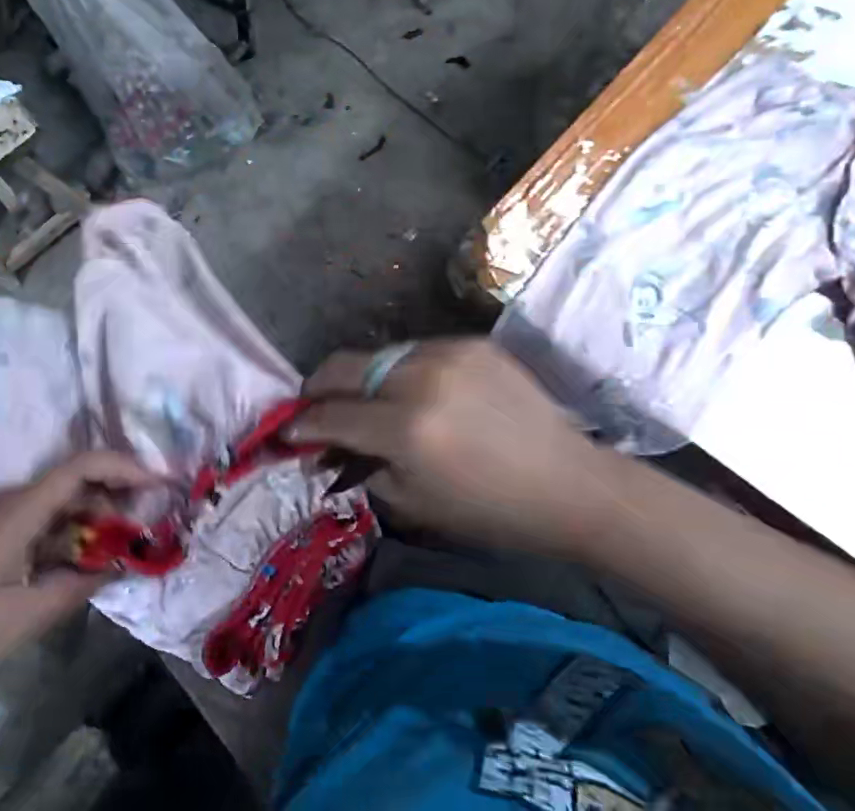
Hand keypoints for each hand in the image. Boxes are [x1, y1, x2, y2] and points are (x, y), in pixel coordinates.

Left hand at [0, 451, 155, 721]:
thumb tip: (116, 566)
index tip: (161, 484)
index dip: (126, 467)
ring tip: (117, 552)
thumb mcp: (18, 620)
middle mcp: (3, 503)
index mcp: (16, 511)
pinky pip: (31, 525)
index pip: (82, 466)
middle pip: (71, 484)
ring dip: (88, 522)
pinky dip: (62, 537)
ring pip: (51, 507)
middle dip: (115, 499)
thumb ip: (74, 590)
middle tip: (147, 527)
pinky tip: (71, 568)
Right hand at [291, 338, 617, 558]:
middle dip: (318, 386)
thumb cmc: (490, 509)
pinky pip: (417, 351)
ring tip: (369, 403)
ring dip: (363, 379)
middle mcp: (420, 379)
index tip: (287, 432)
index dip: (302, 425)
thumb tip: (328, 448)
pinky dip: (403, 372)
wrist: (567, 483)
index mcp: (406, 428)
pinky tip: (416, 394)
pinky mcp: (471, 343)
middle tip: (314, 406)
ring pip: (378, 355)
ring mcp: (448, 353)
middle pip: (343, 366)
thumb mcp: (414, 503)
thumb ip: (362, 467)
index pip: (332, 415)